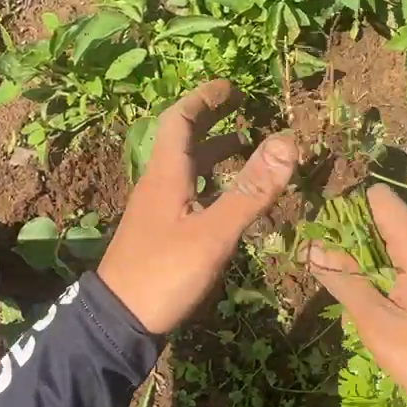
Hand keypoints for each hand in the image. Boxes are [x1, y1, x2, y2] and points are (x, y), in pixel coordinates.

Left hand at [97, 80, 298, 333]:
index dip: (203, 99)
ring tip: (246, 146)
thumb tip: (288, 142)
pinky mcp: (160, 231)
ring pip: (186, 168)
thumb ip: (251, 191)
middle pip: (182, 140)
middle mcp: (158, 184)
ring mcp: (157, 209)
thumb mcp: (213, 232)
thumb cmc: (164, 272)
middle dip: (211, 120)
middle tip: (241, 107)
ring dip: (213, 152)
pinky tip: (227, 197)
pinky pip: (188, 191)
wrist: (119, 319)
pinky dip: (210, 182)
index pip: (180, 120)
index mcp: (166, 174)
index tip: (230, 87)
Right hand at [303, 185, 406, 392]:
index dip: (354, 208)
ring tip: (364, 283)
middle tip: (342, 265)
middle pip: (395, 218)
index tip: (334, 233)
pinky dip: (404, 264)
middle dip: (365, 235)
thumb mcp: (376, 322)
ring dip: (384, 252)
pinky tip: (390, 292)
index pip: (383, 200)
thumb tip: (312, 249)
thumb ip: (344, 279)